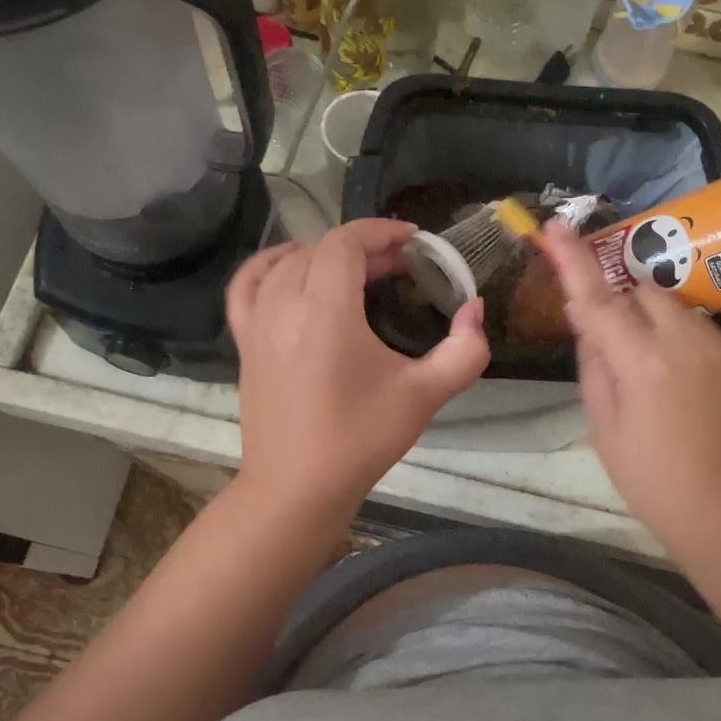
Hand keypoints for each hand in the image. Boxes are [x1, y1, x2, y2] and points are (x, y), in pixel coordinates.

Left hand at [226, 219, 489, 507]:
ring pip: (284, 262)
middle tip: (398, 266)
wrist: (296, 488)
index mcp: (325, 310)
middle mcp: (283, 305)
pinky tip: (287, 272)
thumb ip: (463, 350)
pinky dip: (269, 268)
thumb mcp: (424, 395)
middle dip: (361, 247)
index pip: (346, 243)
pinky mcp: (245, 344)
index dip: (380, 232)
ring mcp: (256, 324)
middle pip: (319, 249)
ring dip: (321, 255)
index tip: (413, 242)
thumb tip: (475, 311)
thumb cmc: (360, 439)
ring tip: (353, 271)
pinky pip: (247, 287)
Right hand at [536, 219, 720, 564]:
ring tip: (649, 376)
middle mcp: (687, 343)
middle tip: (609, 342)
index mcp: (643, 363)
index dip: (574, 261)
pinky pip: (702, 335)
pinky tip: (682, 392)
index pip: (599, 299)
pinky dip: (681, 345)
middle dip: (621, 302)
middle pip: (644, 291)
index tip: (556, 225)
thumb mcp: (605, 431)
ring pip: (676, 311)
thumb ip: (594, 369)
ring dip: (653, 324)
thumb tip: (590, 328)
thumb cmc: (656, 484)